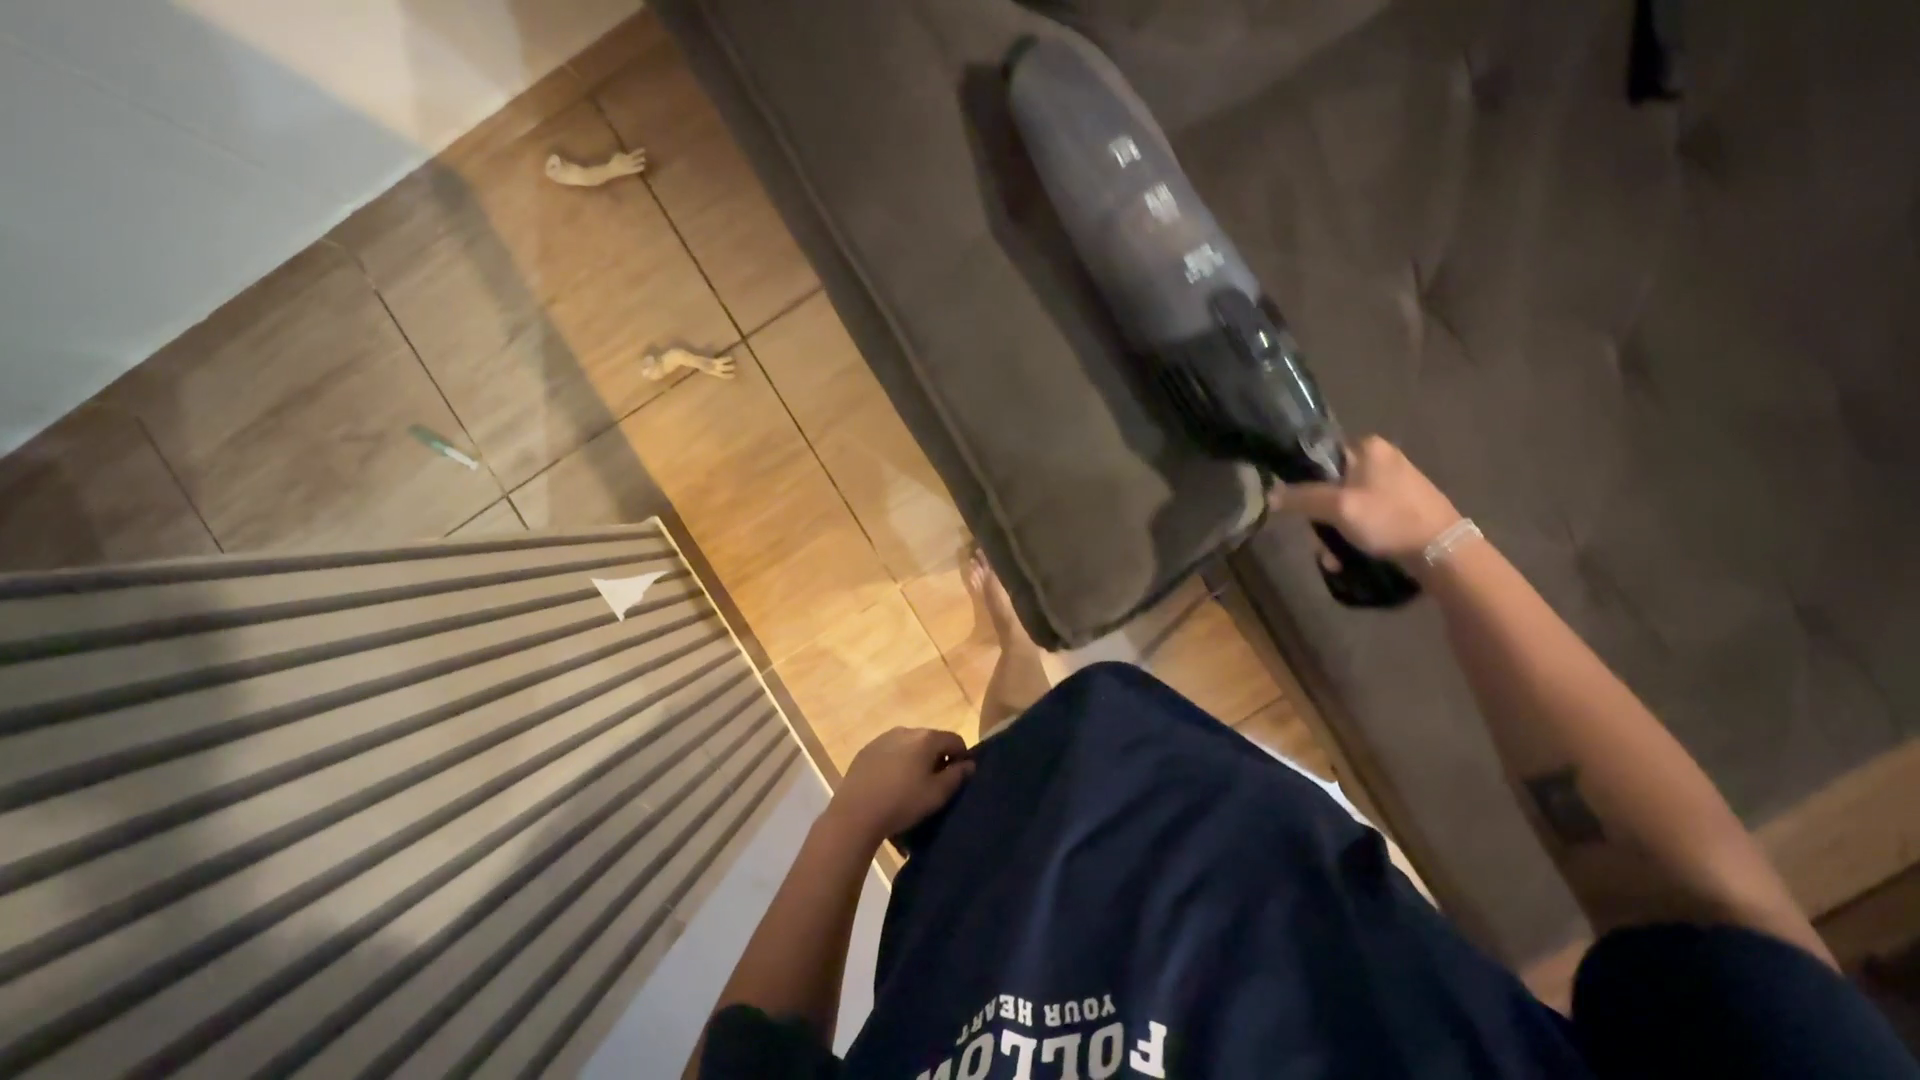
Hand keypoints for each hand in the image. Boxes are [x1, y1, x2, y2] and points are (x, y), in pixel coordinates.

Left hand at [826, 728, 974, 845]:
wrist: (855, 812)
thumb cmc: (902, 802)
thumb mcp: (937, 794)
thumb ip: (957, 776)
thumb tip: (969, 764)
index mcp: (926, 738)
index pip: (955, 740)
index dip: (962, 757)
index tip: (959, 778)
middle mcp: (905, 730)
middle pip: (931, 740)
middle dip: (938, 758)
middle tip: (936, 784)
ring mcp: (883, 738)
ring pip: (909, 745)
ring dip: (916, 760)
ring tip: (912, 785)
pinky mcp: (866, 750)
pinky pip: (890, 752)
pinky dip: (897, 762)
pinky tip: (891, 784)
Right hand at [1269, 436, 1461, 563]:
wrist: (1442, 549)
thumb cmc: (1389, 519)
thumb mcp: (1339, 507)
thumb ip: (1301, 498)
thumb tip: (1269, 495)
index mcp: (1368, 447)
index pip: (1319, 457)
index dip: (1303, 484)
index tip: (1299, 511)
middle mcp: (1380, 459)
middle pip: (1329, 486)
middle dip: (1320, 520)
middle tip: (1320, 543)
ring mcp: (1392, 484)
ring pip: (1344, 507)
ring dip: (1333, 534)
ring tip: (1333, 559)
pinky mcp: (1400, 507)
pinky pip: (1363, 518)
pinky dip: (1352, 537)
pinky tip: (1347, 559)